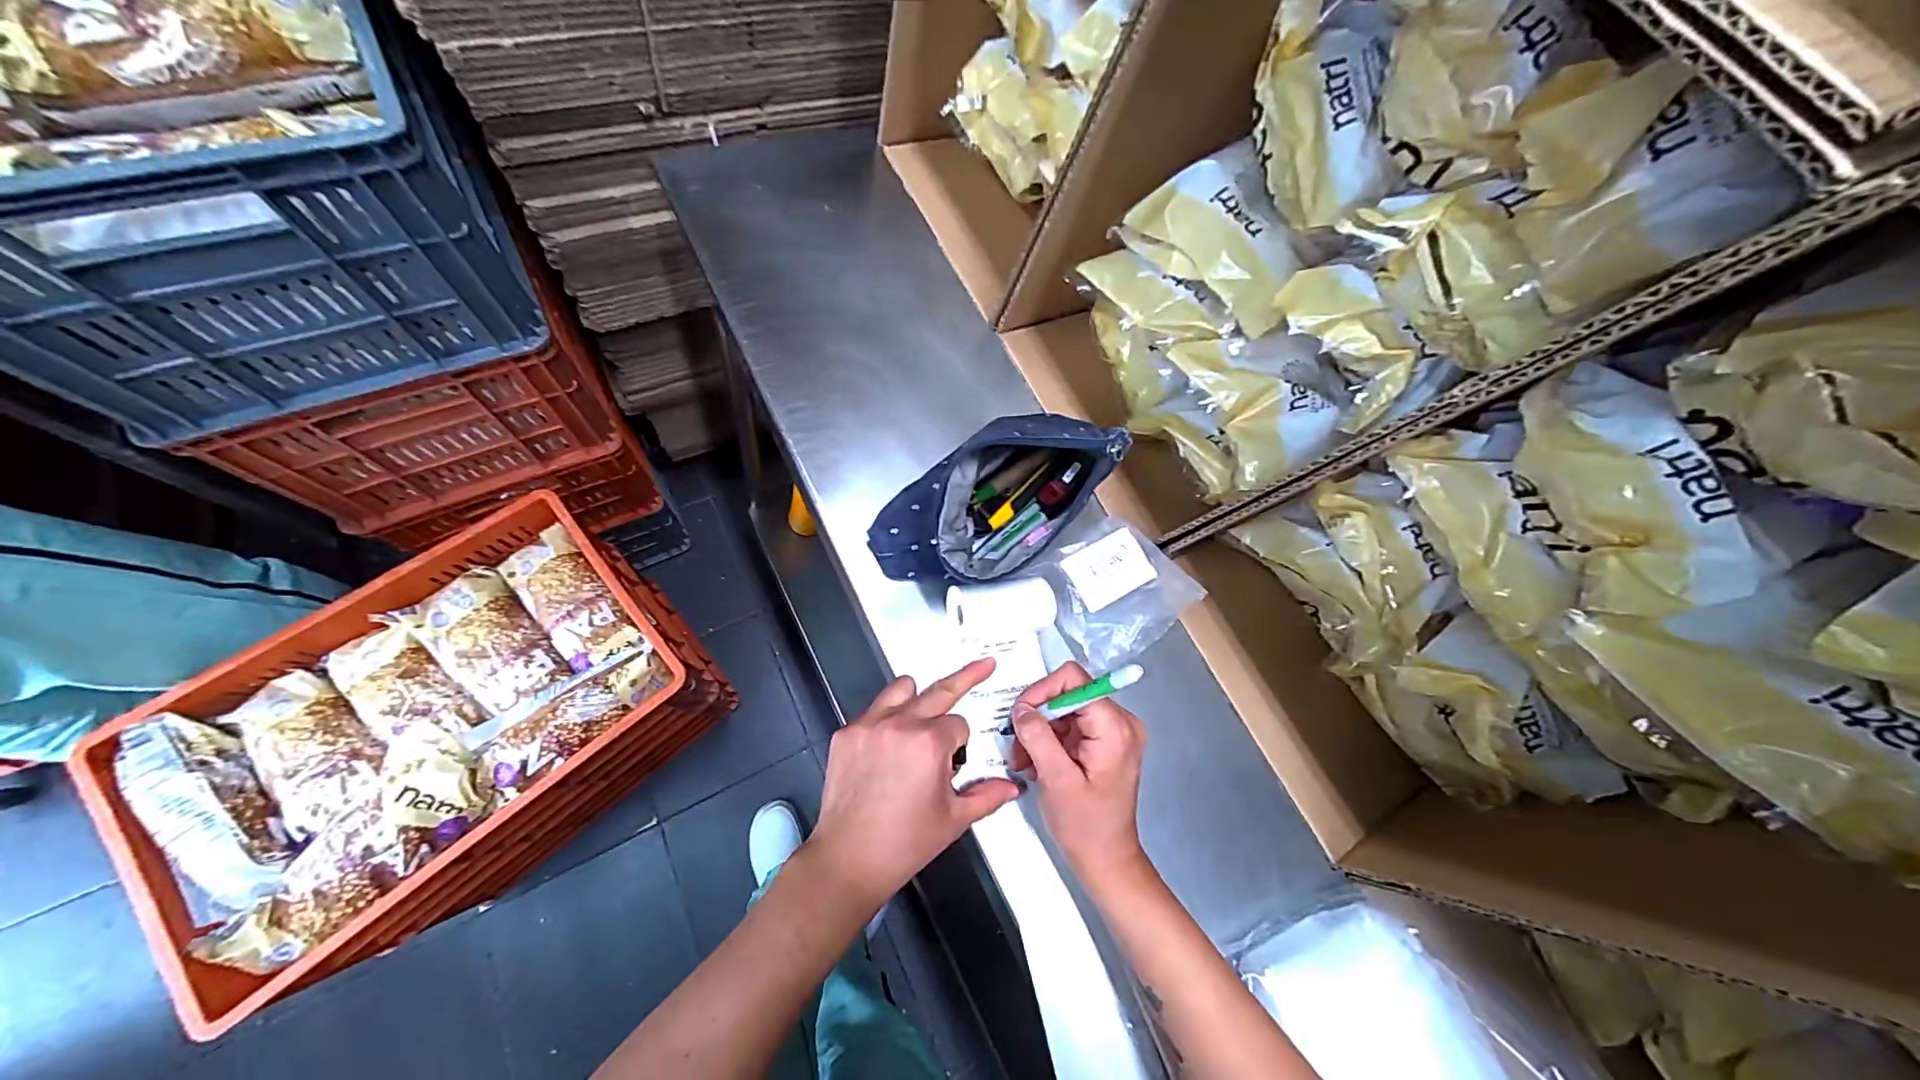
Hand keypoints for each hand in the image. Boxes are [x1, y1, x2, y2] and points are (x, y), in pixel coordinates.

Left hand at [805, 659, 1020, 905]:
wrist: (849, 858)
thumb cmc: (903, 843)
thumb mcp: (954, 819)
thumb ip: (986, 795)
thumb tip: (1012, 787)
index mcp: (930, 743)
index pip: (959, 724)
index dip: (961, 745)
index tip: (953, 763)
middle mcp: (900, 725)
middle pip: (939, 690)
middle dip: (966, 678)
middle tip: (982, 666)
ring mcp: (869, 726)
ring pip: (902, 689)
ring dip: (918, 697)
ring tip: (922, 716)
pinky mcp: (846, 734)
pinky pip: (873, 711)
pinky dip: (886, 719)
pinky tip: (888, 745)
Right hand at [1011, 662, 1147, 887]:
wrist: (1106, 859)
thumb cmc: (1087, 827)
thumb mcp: (1056, 779)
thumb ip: (1038, 737)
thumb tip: (1022, 708)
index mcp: (1115, 727)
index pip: (1074, 680)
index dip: (1042, 691)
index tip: (1022, 715)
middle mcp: (1119, 722)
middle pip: (1067, 693)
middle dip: (1037, 716)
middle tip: (1018, 746)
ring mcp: (1112, 732)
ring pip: (1063, 710)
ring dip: (1038, 732)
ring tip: (1024, 760)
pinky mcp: (1102, 743)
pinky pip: (1068, 726)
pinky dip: (1048, 741)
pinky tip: (1037, 764)